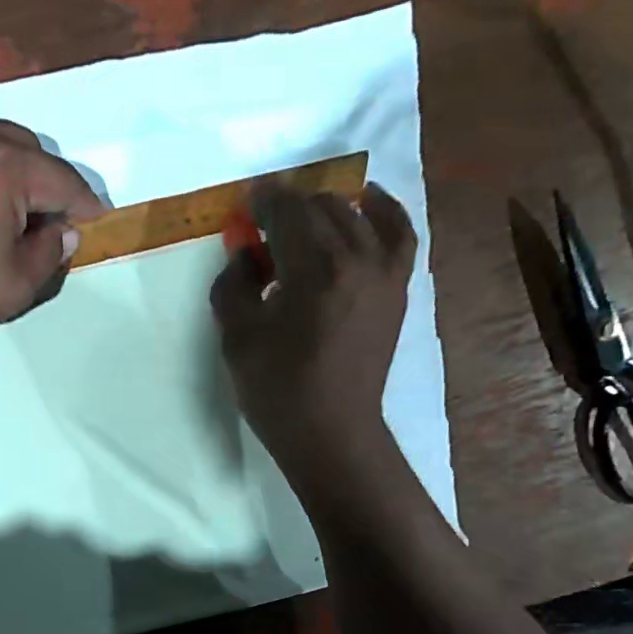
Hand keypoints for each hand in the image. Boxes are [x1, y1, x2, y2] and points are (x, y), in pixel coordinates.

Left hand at [0, 112, 105, 356]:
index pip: (61, 179)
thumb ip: (51, 250)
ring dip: (11, 172)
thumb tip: (63, 231)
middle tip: (51, 223)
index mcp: (2, 164)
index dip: (85, 204)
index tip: (99, 219)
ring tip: (11, 213)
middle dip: (47, 184)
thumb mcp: (18, 283)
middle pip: (27, 150)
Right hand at [211, 182, 417, 475]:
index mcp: (315, 269)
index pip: (287, 210)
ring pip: (357, 215)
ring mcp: (385, 273)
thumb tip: (246, 253)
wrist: (331, 432)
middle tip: (265, 227)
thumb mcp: (237, 338)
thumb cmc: (279, 392)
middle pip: (321, 207)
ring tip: (303, 223)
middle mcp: (358, 259)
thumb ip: (234, 284)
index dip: (262, 201)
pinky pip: (399, 234)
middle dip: (289, 207)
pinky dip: (384, 212)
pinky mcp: (397, 290)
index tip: (245, 205)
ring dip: (325, 210)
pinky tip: (368, 202)